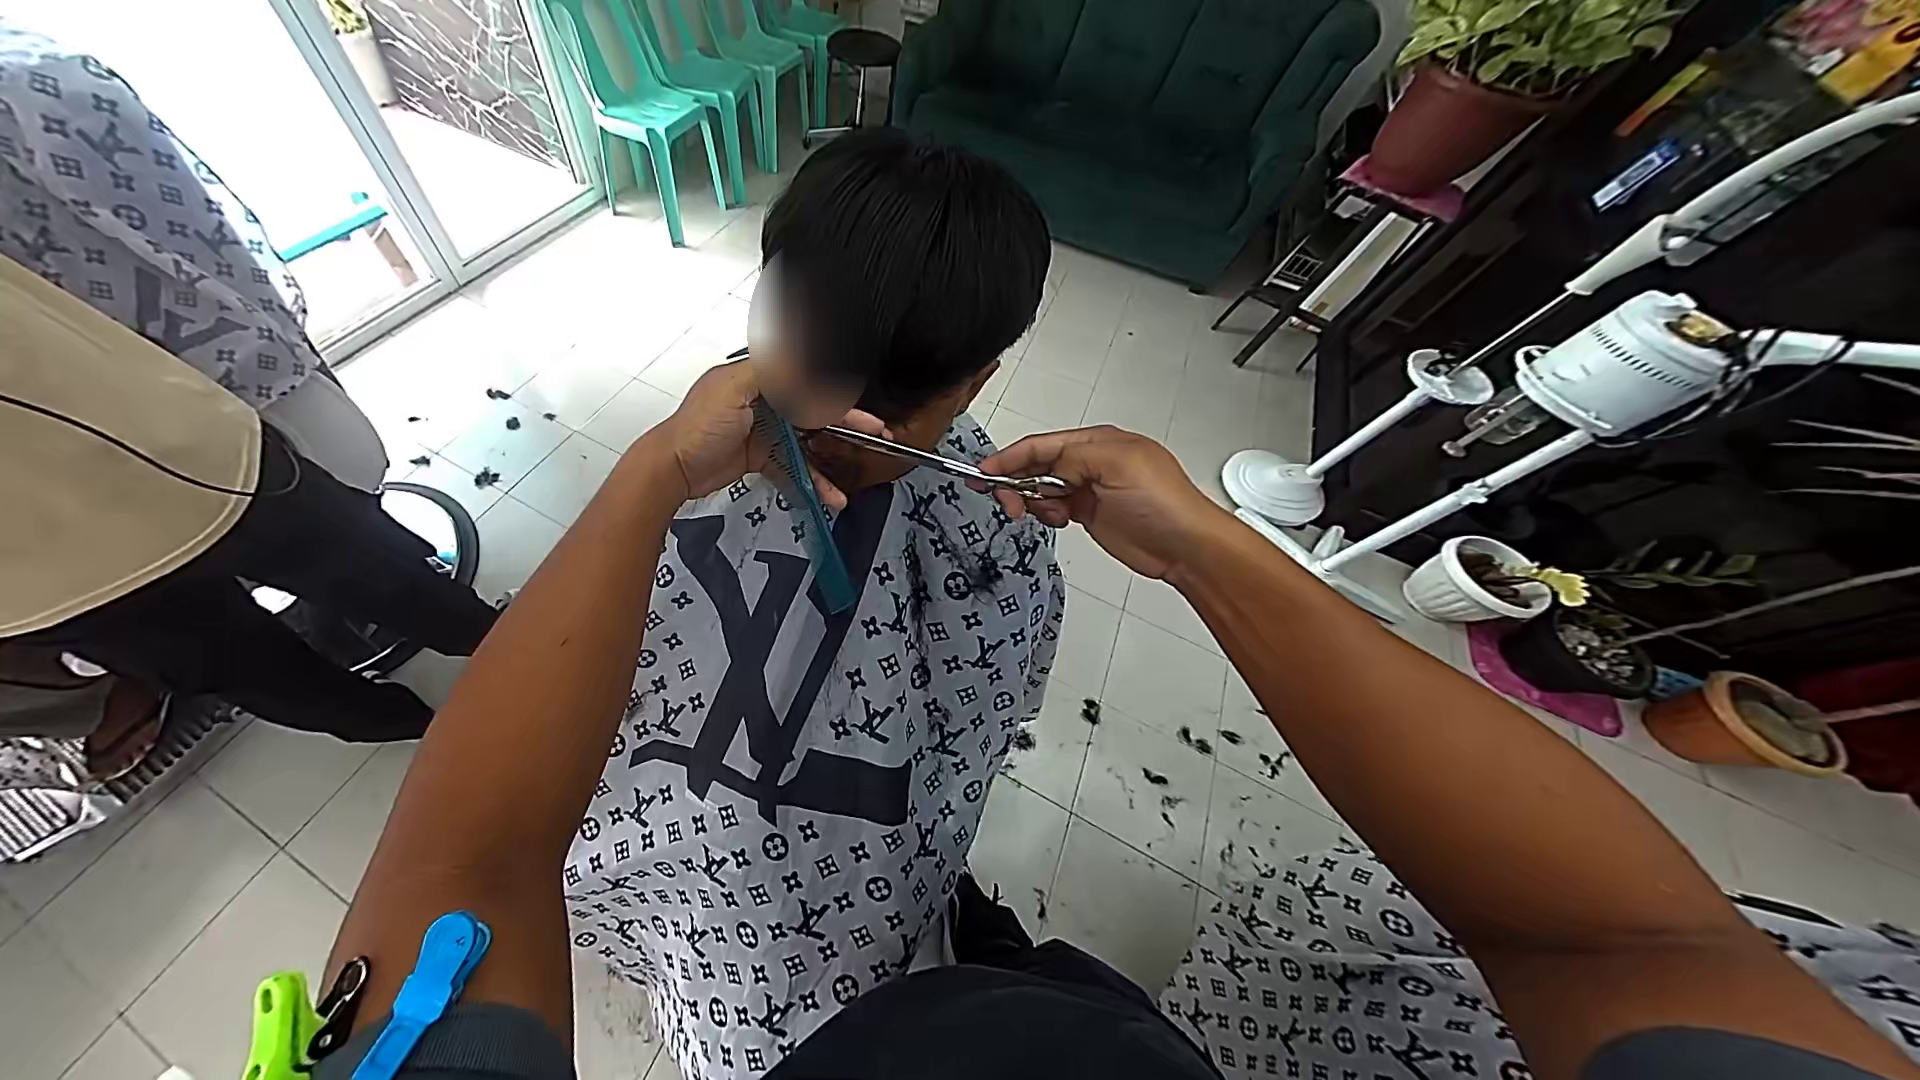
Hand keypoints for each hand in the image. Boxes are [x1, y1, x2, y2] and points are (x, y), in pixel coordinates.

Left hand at [650, 360, 886, 510]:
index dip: (837, 397)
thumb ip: (771, 372)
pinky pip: (794, 468)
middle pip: (815, 414)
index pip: (808, 384)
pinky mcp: (762, 457)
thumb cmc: (696, 428)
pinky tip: (824, 494)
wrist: (674, 469)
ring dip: (829, 465)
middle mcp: (765, 403)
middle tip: (876, 436)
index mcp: (759, 380)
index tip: (861, 410)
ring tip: (846, 483)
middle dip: (847, 427)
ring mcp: (765, 432)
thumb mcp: (733, 389)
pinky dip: (809, 481)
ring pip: (807, 445)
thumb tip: (804, 356)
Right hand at [977, 426, 1234, 579]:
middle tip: (1006, 502)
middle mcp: (1091, 462)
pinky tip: (1057, 520)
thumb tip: (1049, 467)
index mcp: (1098, 442)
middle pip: (1036, 465)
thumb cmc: (1165, 503)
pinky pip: (1052, 507)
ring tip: (1045, 514)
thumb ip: (1073, 458)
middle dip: (1015, 481)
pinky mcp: (1088, 512)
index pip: (1042, 444)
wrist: (1185, 546)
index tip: (986, 472)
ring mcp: (1089, 488)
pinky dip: (1045, 514)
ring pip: (1041, 488)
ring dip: (1031, 501)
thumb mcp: (1118, 464)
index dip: (1010, 457)